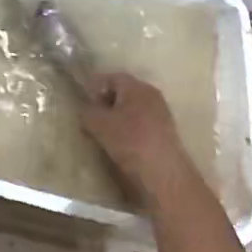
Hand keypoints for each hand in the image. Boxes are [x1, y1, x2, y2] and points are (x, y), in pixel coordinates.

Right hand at [79, 73, 193, 202]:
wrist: (165, 174)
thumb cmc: (130, 141)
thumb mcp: (99, 126)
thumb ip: (87, 113)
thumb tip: (84, 109)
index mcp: (135, 86)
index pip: (112, 77)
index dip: (95, 87)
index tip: (84, 102)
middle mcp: (151, 93)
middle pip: (124, 91)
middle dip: (107, 101)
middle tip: (93, 117)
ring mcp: (162, 112)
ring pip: (134, 108)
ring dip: (120, 116)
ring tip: (107, 133)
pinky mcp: (167, 131)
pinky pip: (143, 122)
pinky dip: (131, 128)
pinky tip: (124, 144)